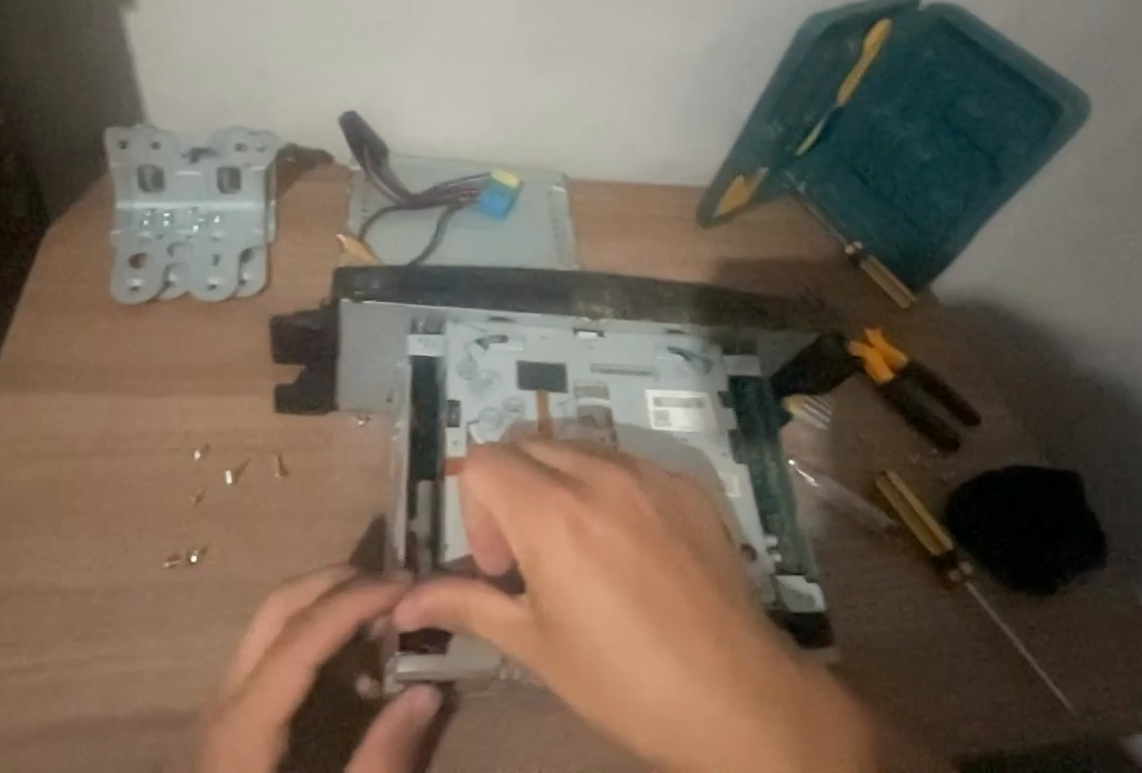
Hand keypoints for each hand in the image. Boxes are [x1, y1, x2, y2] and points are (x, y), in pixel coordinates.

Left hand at [198, 566, 441, 772]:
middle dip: (339, 583)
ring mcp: (222, 711)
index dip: (358, 600)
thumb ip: (382, 761)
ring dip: (327, 605)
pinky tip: (355, 670)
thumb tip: (426, 692)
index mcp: (244, 725)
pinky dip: (315, 637)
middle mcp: (225, 701)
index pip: (304, 633)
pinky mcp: (231, 726)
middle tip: (398, 585)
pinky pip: (271, 654)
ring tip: (384, 618)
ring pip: (271, 624)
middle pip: (279, 608)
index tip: (410, 585)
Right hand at [392, 440, 884, 772]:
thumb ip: (465, 604)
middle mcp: (597, 474)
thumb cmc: (623, 680)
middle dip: (511, 490)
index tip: (501, 563)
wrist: (737, 697)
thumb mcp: (534, 645)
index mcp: (551, 513)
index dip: (475, 508)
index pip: (482, 458)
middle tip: (532, 556)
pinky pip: (626, 463)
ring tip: (580, 548)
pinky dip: (607, 489)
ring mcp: (648, 473)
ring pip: (576, 448)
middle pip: (525, 445)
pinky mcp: (685, 483)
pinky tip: (630, 548)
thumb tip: (404, 602)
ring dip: (558, 484)